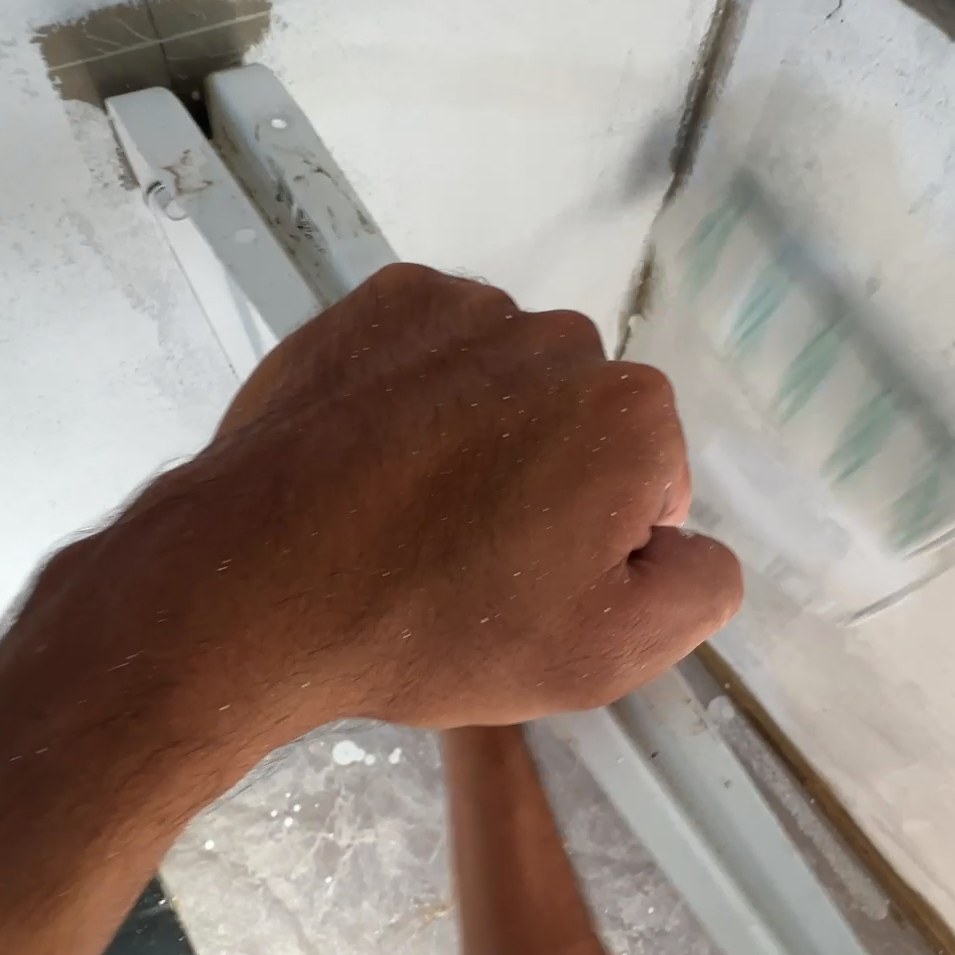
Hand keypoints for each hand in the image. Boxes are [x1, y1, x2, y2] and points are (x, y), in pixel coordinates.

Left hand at [0, 264, 740, 780]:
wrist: (254, 586)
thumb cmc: (442, 627)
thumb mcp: (609, 653)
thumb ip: (700, 589)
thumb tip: (689, 538)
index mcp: (631, 413)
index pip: (653, 490)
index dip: (599, 549)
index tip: (530, 583)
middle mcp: (561, 337)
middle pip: (586, 430)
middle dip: (553, 486)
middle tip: (473, 552)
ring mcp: (466, 306)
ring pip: (515, 388)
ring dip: (491, 438)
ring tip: (418, 505)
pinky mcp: (383, 301)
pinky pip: (442, 352)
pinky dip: (428, 396)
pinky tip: (381, 453)